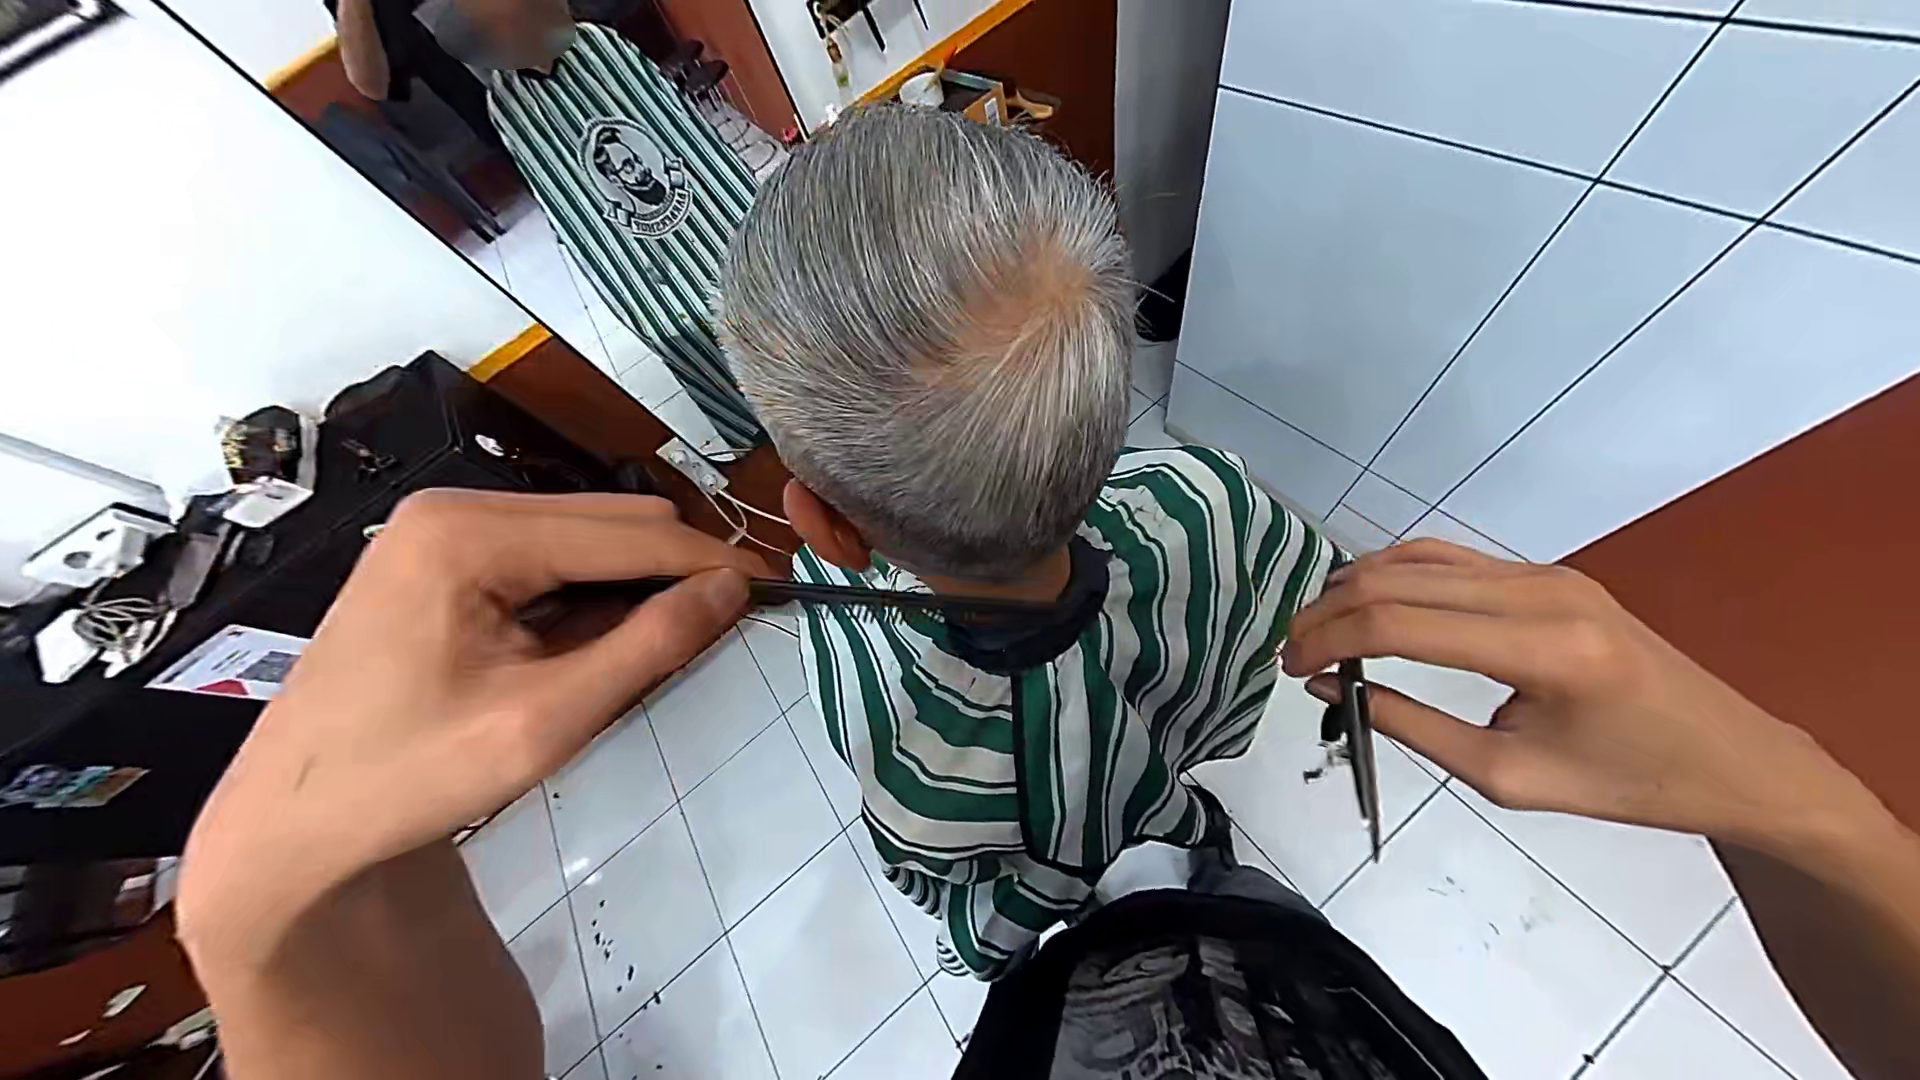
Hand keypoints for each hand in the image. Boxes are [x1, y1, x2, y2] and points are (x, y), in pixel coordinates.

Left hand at [178, 490, 763, 966]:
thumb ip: (653, 644)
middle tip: (716, 627)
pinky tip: (597, 637)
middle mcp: (461, 507)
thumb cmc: (415, 776)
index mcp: (471, 536)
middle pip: (619, 519)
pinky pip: (565, 549)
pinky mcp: (454, 547)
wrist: (295, 824)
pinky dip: (604, 587)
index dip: (713, 560)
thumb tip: (736, 586)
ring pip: (599, 530)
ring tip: (651, 643)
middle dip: (680, 568)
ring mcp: (453, 524)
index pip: (634, 535)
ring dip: (643, 580)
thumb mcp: (552, 719)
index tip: (773, 587)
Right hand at [1281, 539, 1878, 853]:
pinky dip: (1386, 572)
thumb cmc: (1628, 784)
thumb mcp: (1506, 777)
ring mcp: (1542, 573)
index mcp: (1545, 650)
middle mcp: (1540, 592)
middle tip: (1291, 650)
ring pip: (1409, 560)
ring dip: (1348, 591)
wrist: (1742, 761)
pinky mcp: (1540, 572)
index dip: (1328, 641)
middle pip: (1393, 584)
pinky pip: (1441, 556)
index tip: (1290, 667)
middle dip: (1325, 615)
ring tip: (1316, 627)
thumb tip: (1327, 686)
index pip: (1398, 626)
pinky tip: (1359, 593)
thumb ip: (1406, 725)